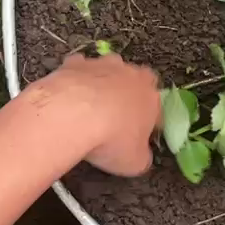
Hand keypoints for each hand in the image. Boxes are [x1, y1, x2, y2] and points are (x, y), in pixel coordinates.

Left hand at [23, 52, 159, 175]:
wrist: (72, 115)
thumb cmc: (110, 139)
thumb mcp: (134, 162)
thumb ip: (142, 156)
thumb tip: (140, 155)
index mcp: (151, 97)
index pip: (156, 110)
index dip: (148, 124)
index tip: (138, 137)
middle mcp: (130, 75)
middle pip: (134, 83)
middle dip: (126, 97)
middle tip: (114, 118)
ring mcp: (102, 65)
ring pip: (107, 71)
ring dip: (101, 84)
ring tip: (89, 107)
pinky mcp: (75, 62)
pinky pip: (79, 69)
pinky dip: (75, 80)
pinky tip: (67, 96)